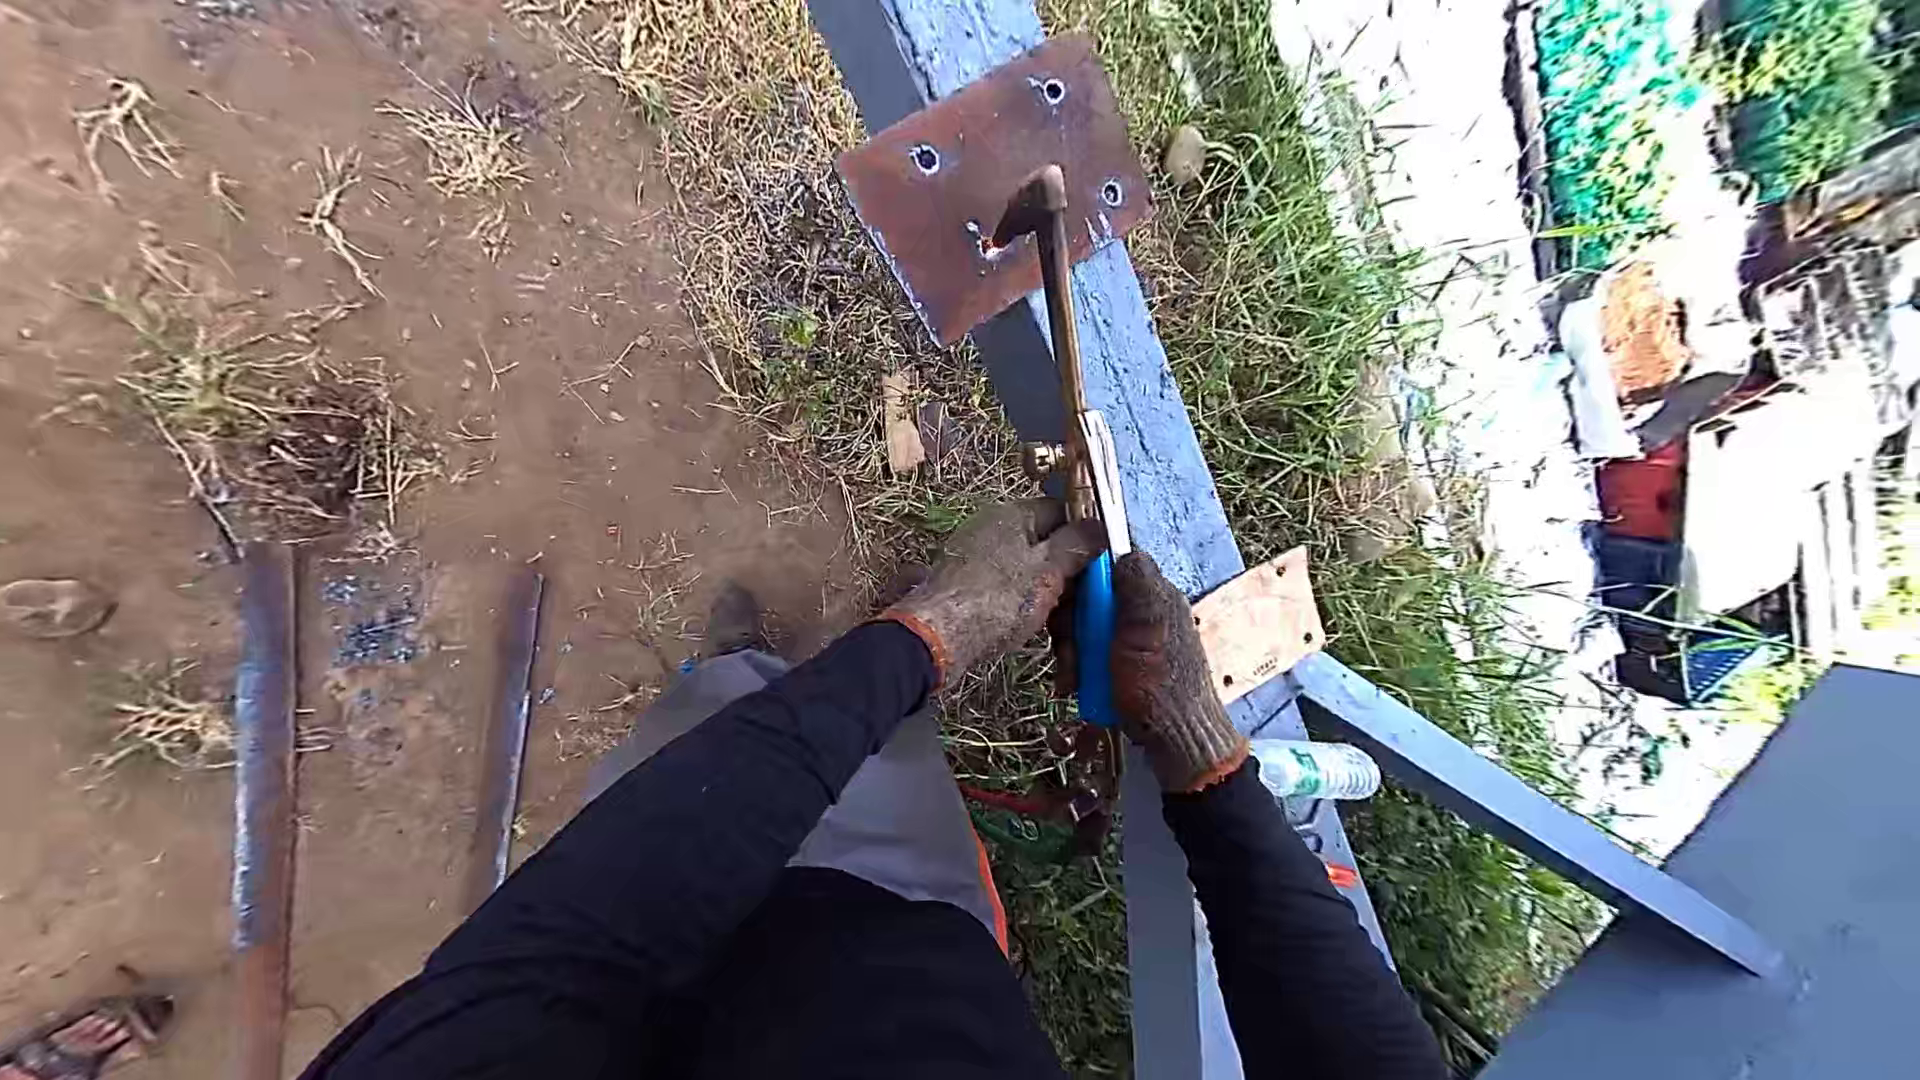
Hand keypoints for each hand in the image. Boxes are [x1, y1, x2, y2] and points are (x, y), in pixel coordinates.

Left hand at [879, 499, 1103, 687]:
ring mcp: (977, 557)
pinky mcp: (967, 586)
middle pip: (1044, 544)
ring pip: (1028, 571)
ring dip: (1048, 595)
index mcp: (1012, 514)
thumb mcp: (1048, 570)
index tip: (1101, 565)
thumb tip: (1099, 524)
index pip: (1061, 510)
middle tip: (1081, 604)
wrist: (938, 637)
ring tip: (1060, 625)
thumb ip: (1077, 544)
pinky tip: (1031, 626)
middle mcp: (992, 528)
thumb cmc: (998, 599)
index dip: (1085, 536)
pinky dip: (1024, 605)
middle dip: (1067, 573)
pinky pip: (1007, 589)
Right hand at [1078, 552, 1248, 792]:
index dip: (1082, 580)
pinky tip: (1077, 683)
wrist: (1175, 743)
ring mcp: (1131, 637)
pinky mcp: (1121, 662)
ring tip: (1073, 677)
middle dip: (1072, 625)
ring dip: (1073, 650)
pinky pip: (1090, 651)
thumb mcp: (1146, 626)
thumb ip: (1136, 582)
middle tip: (1070, 654)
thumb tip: (1121, 545)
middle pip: (1090, 598)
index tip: (1069, 605)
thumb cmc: (1158, 685)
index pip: (1105, 564)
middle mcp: (1142, 610)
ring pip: (1085, 627)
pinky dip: (1080, 666)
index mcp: (1153, 593)